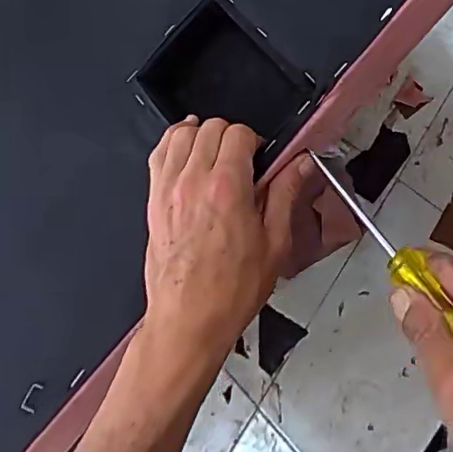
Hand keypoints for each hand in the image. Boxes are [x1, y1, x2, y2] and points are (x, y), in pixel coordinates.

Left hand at [141, 117, 315, 351]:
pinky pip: (156, 156)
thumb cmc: (229, 291)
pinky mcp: (152, 205)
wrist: (187, 324)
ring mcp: (168, 192)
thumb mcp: (276, 241)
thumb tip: (300, 164)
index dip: (256, 139)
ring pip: (179, 135)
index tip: (263, 157)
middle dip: (231, 134)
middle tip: (244, 157)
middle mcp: (193, 184)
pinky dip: (173, 145)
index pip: (239, 132)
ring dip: (201, 134)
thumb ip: (286, 193)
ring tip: (215, 149)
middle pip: (210, 127)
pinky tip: (186, 151)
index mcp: (227, 188)